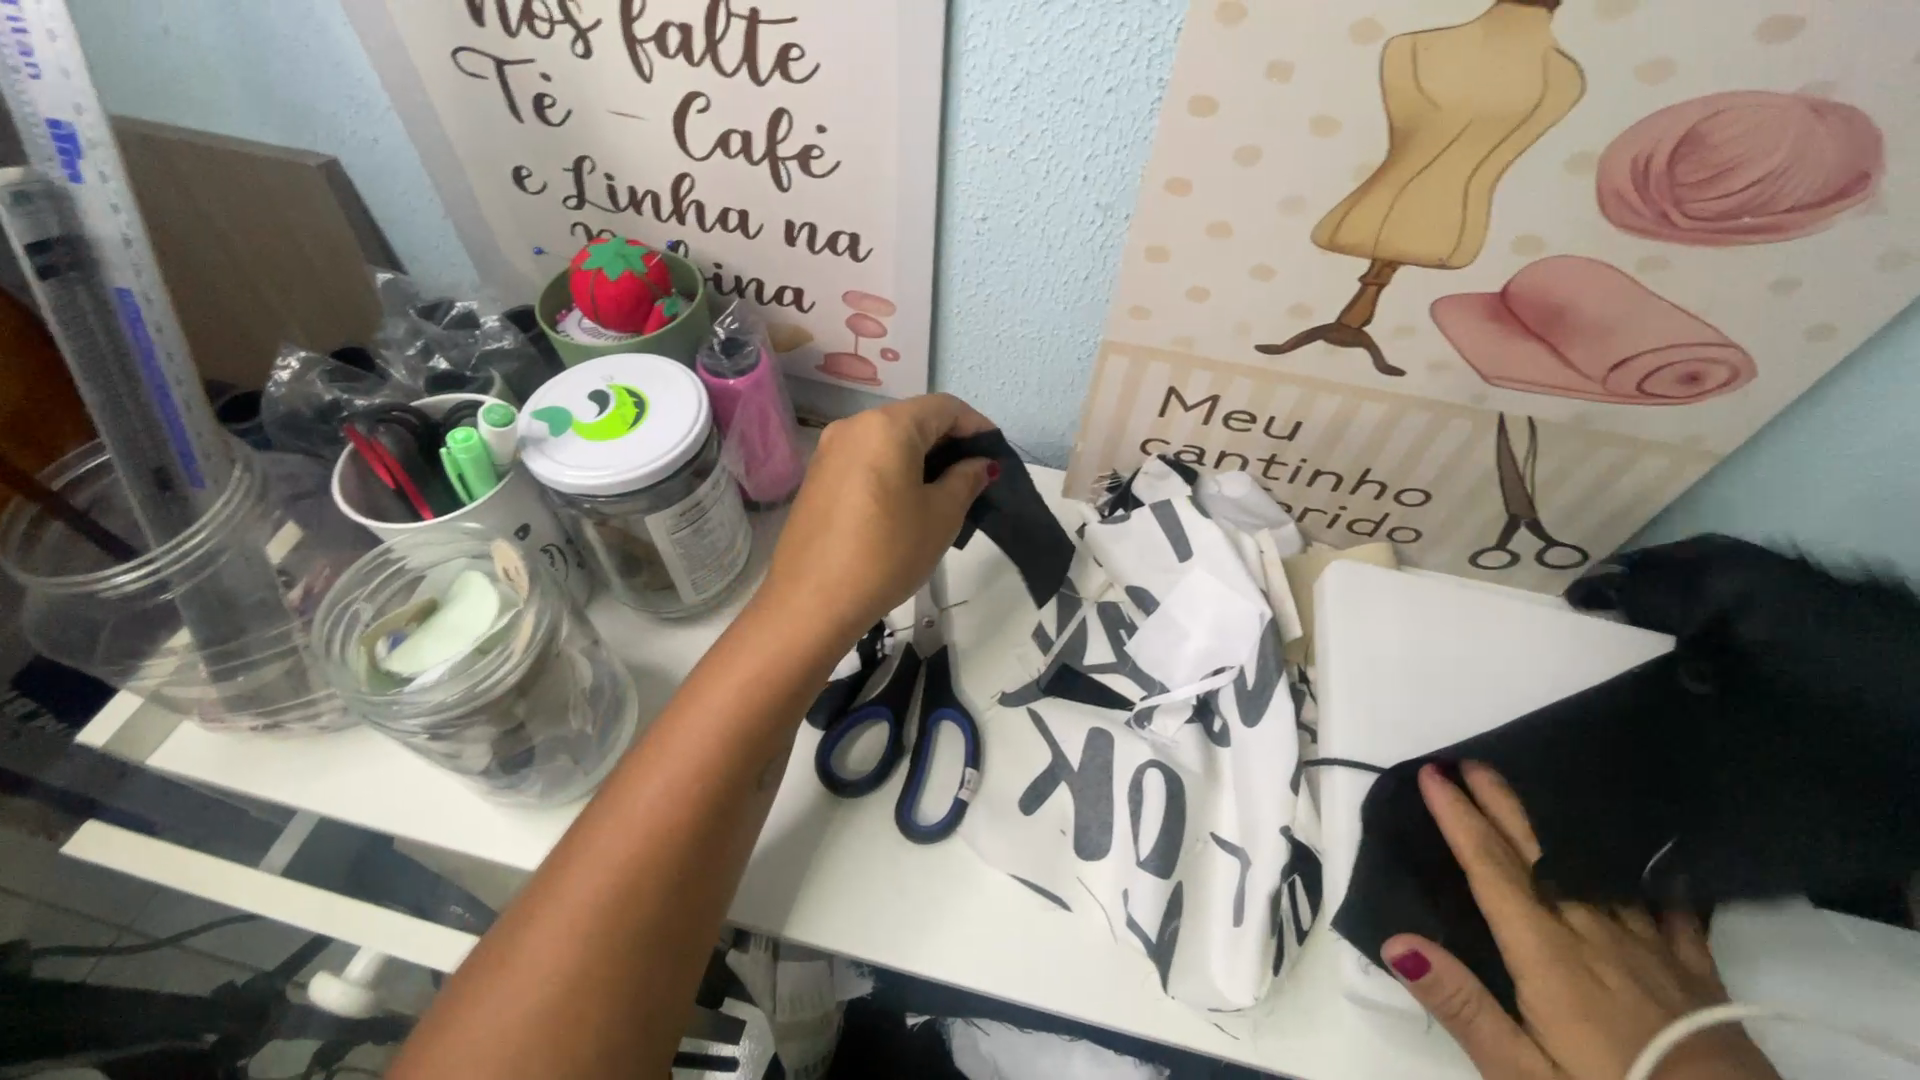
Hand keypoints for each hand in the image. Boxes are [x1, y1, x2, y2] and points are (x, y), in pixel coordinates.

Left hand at [755, 393, 996, 643]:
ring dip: (920, 458)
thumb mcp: (941, 516)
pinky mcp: (817, 478)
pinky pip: (865, 460)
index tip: (996, 454)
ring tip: (945, 494)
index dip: (976, 426)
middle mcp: (854, 426)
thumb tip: (978, 464)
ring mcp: (829, 451)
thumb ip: (966, 480)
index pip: (944, 407)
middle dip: (948, 442)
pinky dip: (893, 470)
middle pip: (913, 420)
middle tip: (976, 478)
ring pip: (887, 441)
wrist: (812, 600)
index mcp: (887, 426)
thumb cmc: (887, 553)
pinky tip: (907, 504)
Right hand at [1383, 763, 1778, 1079]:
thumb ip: (1463, 1007)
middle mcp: (1595, 938)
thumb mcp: (1524, 1079)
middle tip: (1471, 763)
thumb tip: (1398, 941)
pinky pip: (1671, 910)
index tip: (1432, 775)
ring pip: (1594, 871)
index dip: (1458, 820)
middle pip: (1538, 857)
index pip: (1491, 871)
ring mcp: (1653, 953)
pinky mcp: (1699, 978)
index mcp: (1547, 958)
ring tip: (1532, 795)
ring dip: (1556, 828)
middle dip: (1500, 806)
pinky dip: (1651, 876)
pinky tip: (1646, 860)